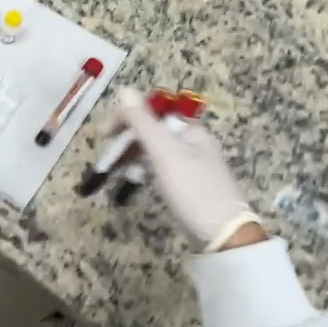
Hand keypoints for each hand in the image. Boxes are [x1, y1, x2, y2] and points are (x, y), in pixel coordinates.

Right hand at [113, 87, 262, 252]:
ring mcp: (193, 164)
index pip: (152, 111)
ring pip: (156, 150)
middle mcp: (194, 142)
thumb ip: (143, 121)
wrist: (224, 236)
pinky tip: (138, 181)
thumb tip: (125, 89)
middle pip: (154, 130)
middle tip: (108, 155)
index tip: (103, 134)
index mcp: (190, 130)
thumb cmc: (193, 189)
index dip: (126, 117)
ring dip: (134, 155)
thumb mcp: (164, 152)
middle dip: (128, 138)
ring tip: (117, 170)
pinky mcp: (190, 184)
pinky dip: (146, 170)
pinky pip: (162, 168)